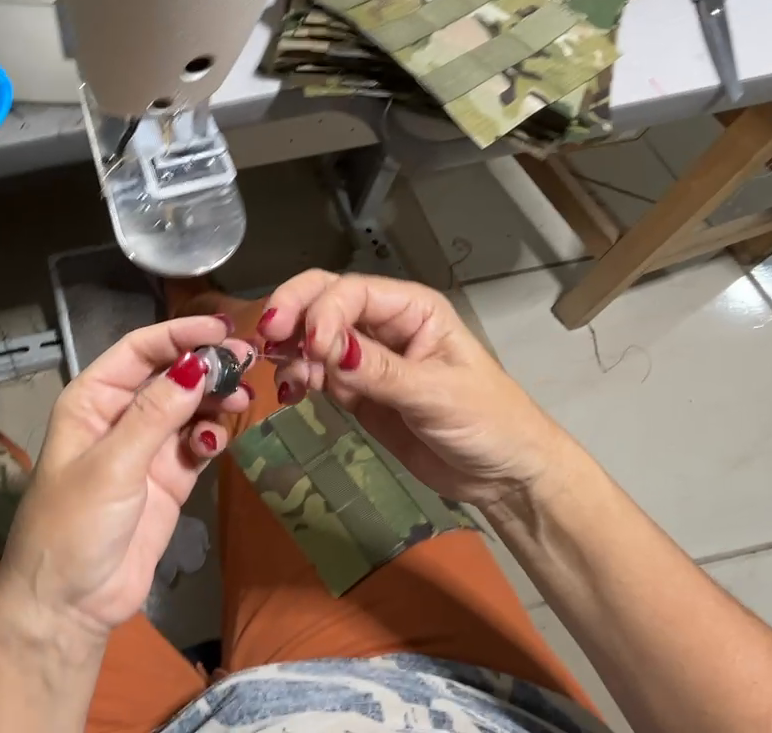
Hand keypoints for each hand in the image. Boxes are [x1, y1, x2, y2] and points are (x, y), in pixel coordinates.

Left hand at [0, 317, 253, 639]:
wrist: (70, 604)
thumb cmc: (74, 523)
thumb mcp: (113, 463)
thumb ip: (156, 413)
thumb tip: (197, 364)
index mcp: (92, 399)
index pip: (139, 350)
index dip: (179, 334)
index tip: (222, 329)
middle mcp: (119, 414)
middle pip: (170, 374)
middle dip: (207, 364)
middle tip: (248, 360)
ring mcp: (146, 446)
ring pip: (189, 406)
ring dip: (216, 398)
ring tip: (244, 398)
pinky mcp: (168, 477)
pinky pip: (198, 442)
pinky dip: (213, 436)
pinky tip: (219, 441)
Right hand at [257, 270, 574, 509]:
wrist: (504, 478)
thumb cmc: (490, 423)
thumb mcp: (438, 394)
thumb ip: (381, 371)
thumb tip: (328, 349)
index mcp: (411, 308)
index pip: (352, 292)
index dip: (324, 312)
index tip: (311, 346)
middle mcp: (384, 322)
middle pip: (323, 298)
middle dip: (293, 312)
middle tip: (267, 337)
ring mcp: (366, 355)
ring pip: (312, 334)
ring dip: (291, 350)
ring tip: (290, 381)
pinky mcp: (355, 388)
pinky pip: (315, 370)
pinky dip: (296, 376)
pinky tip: (292, 392)